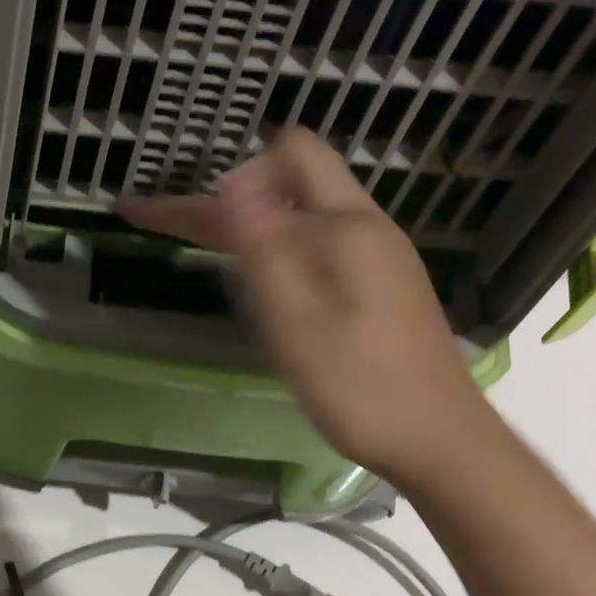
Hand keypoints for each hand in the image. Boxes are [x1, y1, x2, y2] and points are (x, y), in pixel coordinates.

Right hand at [117, 127, 499, 486]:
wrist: (437, 439)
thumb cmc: (358, 386)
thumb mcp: (297, 317)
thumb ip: (263, 246)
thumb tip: (230, 182)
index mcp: (346, 226)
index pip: (286, 156)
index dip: (229, 179)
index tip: (183, 222)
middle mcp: (364, 227)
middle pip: (288, 182)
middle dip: (222, 197)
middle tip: (159, 224)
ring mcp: (376, 257)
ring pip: (299, 215)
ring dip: (244, 223)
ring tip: (191, 248)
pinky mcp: (377, 286)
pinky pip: (313, 245)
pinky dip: (270, 249)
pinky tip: (248, 281)